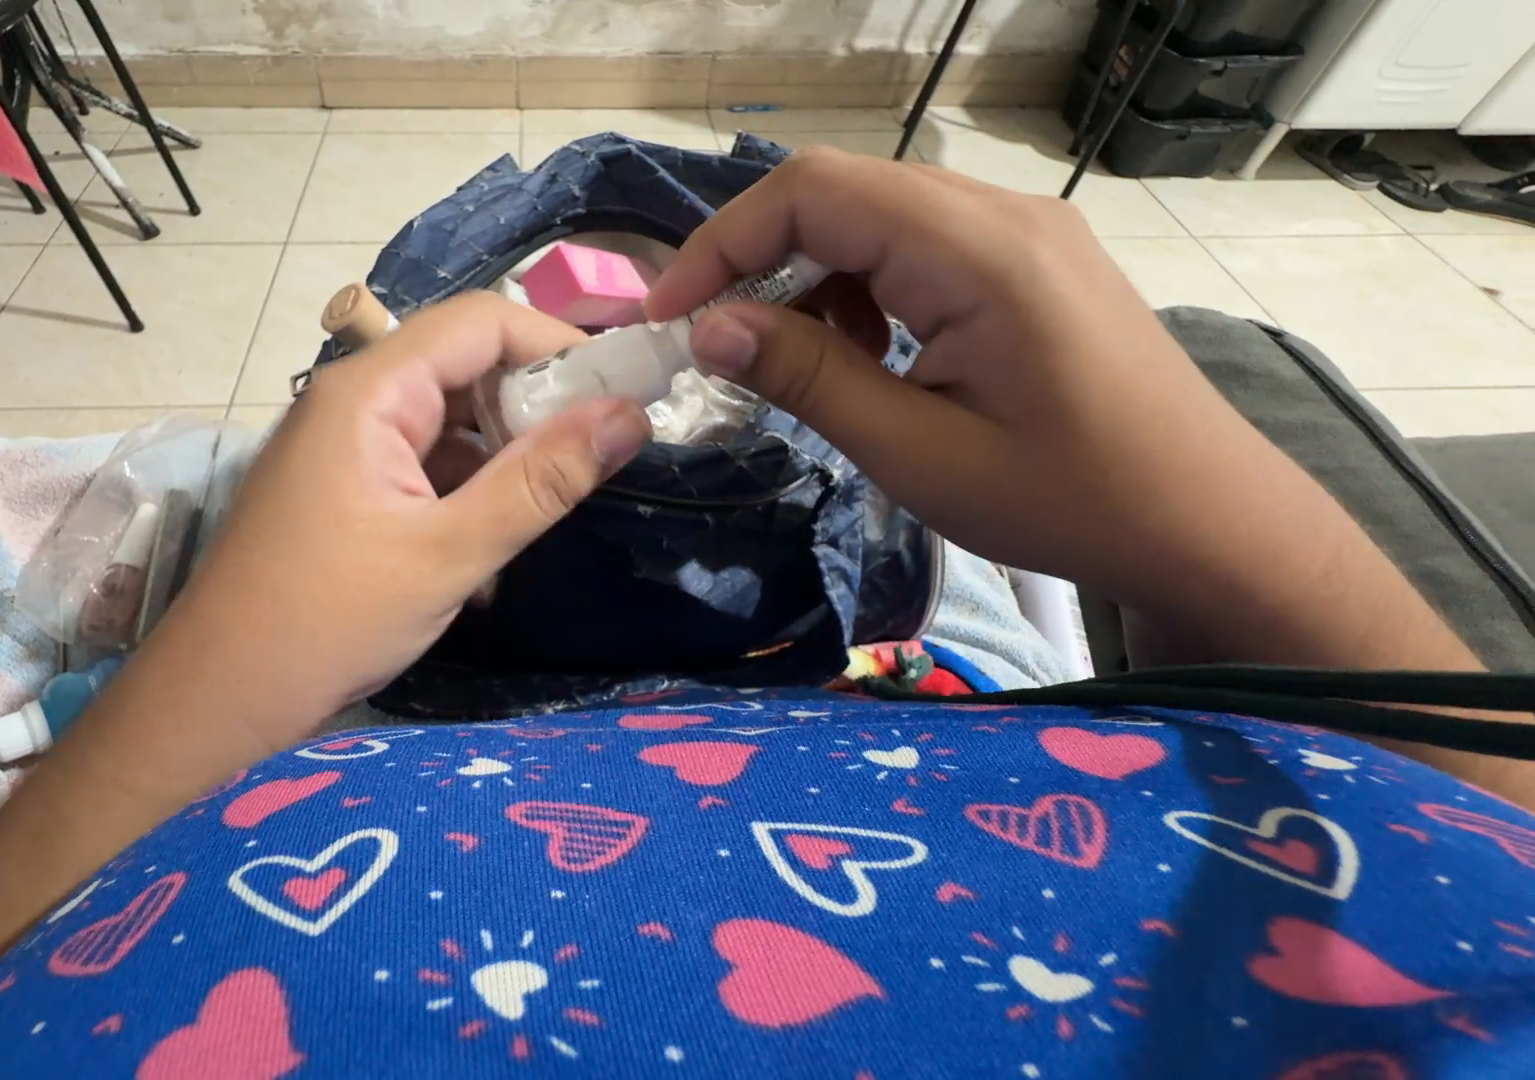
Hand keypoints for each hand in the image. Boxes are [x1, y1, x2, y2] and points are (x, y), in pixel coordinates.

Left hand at [188, 291, 650, 734]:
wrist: (220, 696)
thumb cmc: (328, 621)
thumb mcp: (449, 553)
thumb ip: (541, 482)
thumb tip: (629, 418)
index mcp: (370, 391)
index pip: (481, 322)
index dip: (559, 344)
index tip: (623, 391)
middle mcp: (356, 399)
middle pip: (466, 365)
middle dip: (538, 401)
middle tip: (602, 452)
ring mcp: (349, 444)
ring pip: (451, 419)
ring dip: (507, 451)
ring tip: (558, 497)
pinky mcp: (350, 485)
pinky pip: (427, 461)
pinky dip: (471, 486)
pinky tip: (497, 532)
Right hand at [644, 148, 1475, 673]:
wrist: (1202, 523)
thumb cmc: (1061, 500)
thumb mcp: (913, 450)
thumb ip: (807, 376)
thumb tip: (707, 328)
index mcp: (977, 250)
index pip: (815, 192)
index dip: (722, 242)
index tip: (669, 315)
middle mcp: (999, 215)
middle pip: (840, 195)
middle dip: (755, 260)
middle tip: (709, 340)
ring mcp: (1018, 235)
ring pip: (872, 223)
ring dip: (808, 284)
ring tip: (792, 365)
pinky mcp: (1024, 266)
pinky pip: (913, 254)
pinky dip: (858, 298)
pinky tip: (863, 360)